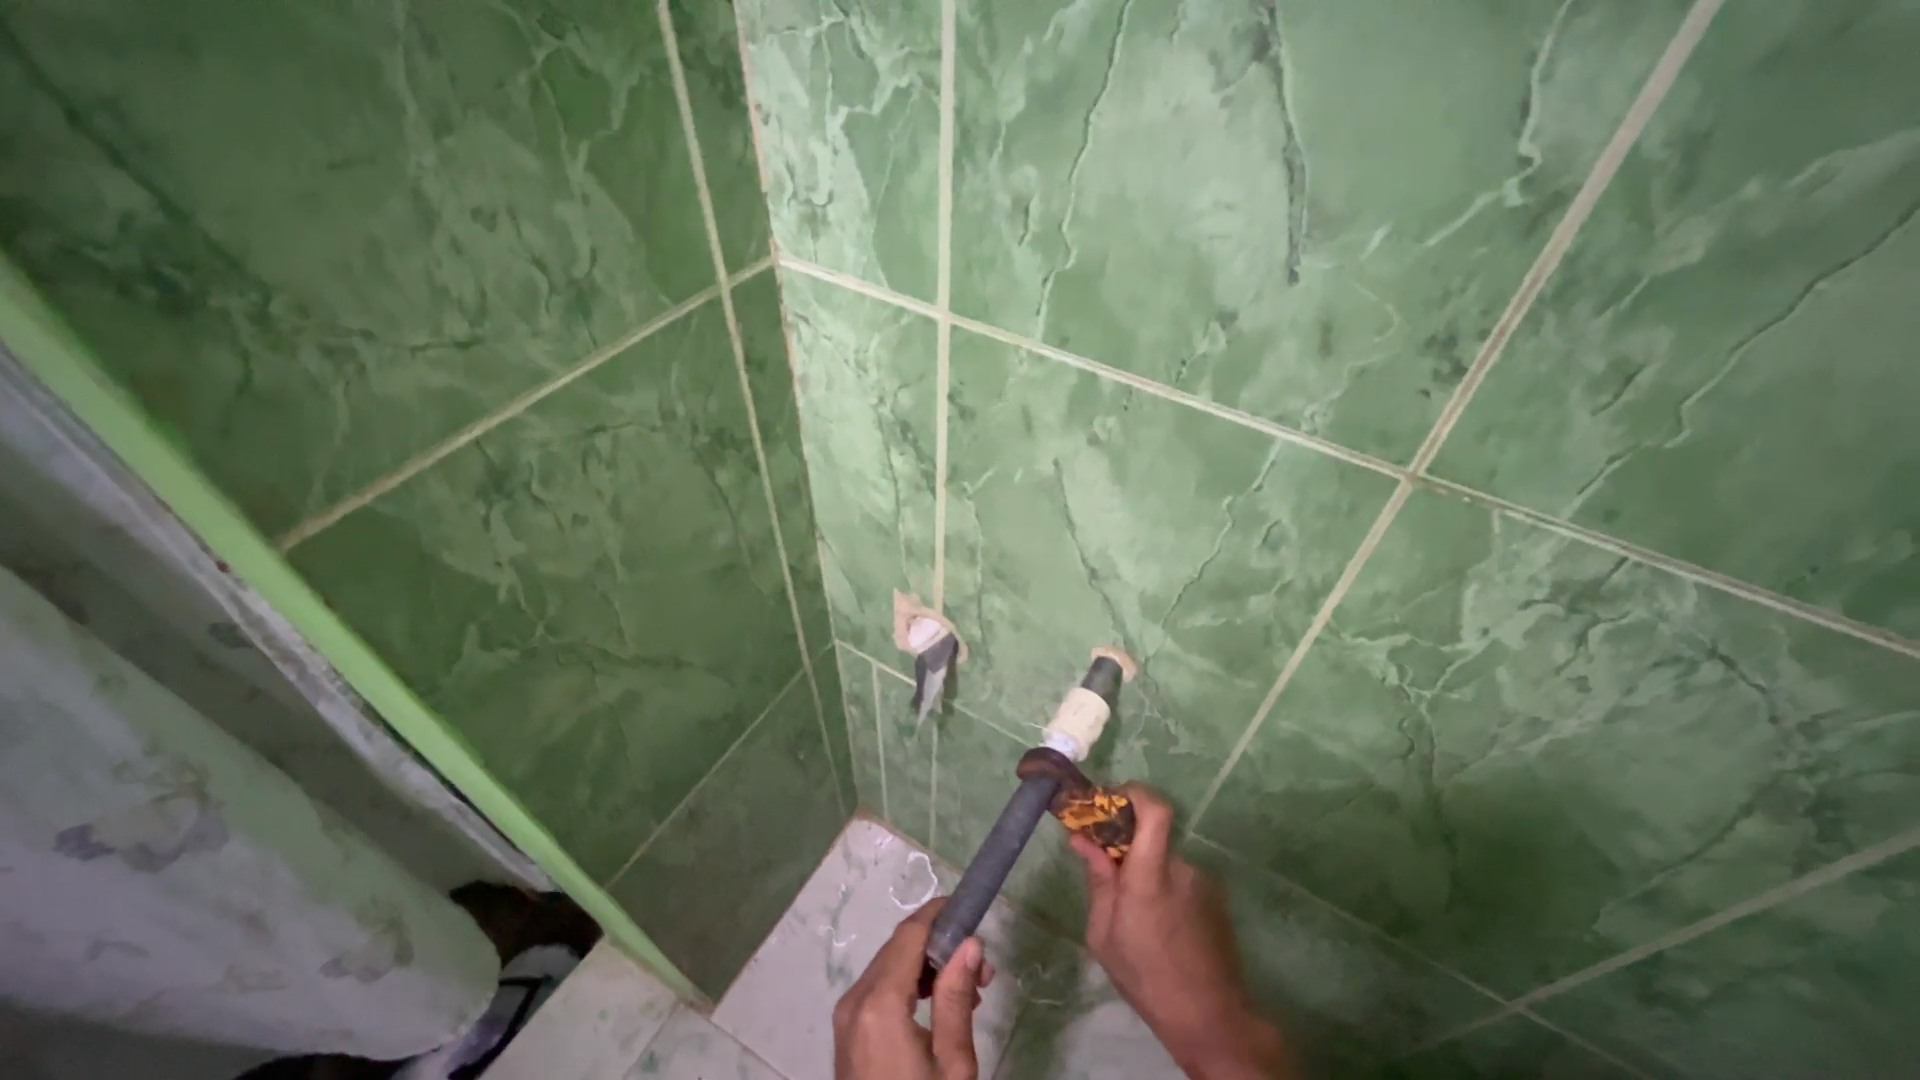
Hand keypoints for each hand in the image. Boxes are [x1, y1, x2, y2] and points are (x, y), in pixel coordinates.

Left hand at [833, 897, 995, 1079]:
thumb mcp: (952, 1064)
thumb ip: (957, 998)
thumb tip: (971, 942)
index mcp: (879, 1003)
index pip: (910, 935)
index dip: (939, 914)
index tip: (970, 909)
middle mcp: (854, 1000)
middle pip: (899, 948)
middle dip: (941, 946)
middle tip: (984, 969)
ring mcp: (846, 1017)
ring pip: (889, 966)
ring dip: (927, 966)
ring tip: (970, 991)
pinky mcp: (847, 1032)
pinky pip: (879, 989)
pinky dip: (908, 985)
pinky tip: (939, 1004)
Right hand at [1071, 784, 1294, 1079]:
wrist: (1210, 1017)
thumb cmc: (1146, 976)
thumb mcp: (1103, 934)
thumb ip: (1097, 880)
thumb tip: (1082, 839)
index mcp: (1150, 874)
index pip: (1154, 809)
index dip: (1133, 793)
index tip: (1108, 801)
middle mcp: (1181, 867)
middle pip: (1151, 835)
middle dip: (1125, 844)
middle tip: (1104, 869)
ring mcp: (1202, 881)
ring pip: (1163, 859)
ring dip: (1145, 872)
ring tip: (1133, 914)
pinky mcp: (1214, 897)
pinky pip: (1179, 878)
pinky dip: (1163, 888)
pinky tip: (1156, 926)